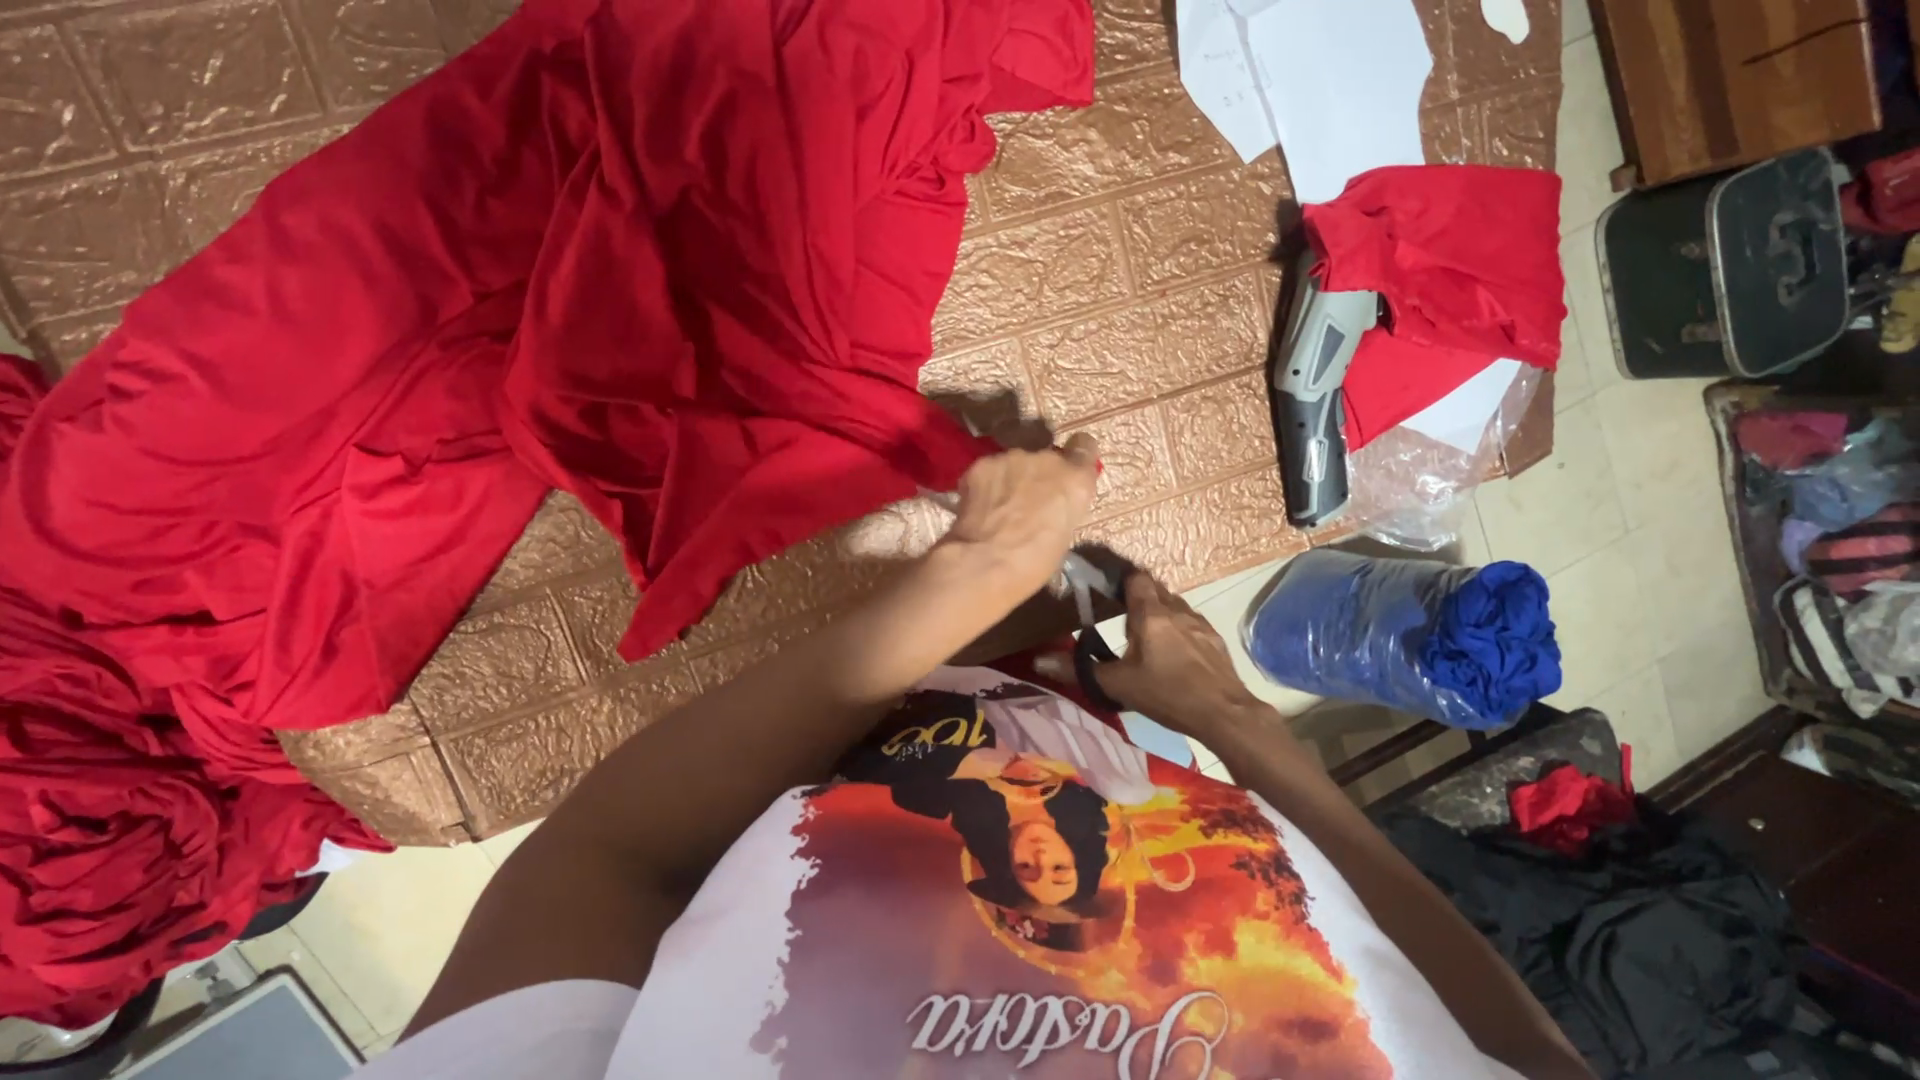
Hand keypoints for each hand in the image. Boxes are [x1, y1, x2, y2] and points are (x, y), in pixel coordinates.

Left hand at [938, 434, 1099, 601]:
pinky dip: (986, 484)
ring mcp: (1013, 457)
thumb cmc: (1034, 562)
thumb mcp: (1064, 534)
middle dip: (1038, 474)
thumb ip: (1062, 508)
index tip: (1067, 472)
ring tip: (998, 507)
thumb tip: (1050, 506)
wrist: (987, 561)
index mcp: (1076, 480)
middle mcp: (1048, 459)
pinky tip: (979, 506)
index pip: (1084, 446)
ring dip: (1011, 478)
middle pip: (1045, 458)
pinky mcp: (983, 463)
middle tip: (1026, 501)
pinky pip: (989, 470)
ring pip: (1015, 462)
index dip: (1075, 458)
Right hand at [1078, 572, 1266, 738]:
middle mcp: (1177, 610)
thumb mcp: (1118, 684)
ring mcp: (1200, 624)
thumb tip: (1040, 661)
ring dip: (1161, 615)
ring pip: (1175, 607)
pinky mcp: (1216, 640)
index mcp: (1150, 614)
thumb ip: (1081, 670)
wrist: (1224, 713)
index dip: (1123, 581)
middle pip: (1156, 591)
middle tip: (1123, 618)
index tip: (1109, 592)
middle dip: (1140, 599)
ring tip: (1149, 637)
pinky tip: (1176, 654)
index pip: (1136, 578)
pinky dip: (1180, 631)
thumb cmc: (1167, 693)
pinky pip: (1192, 625)